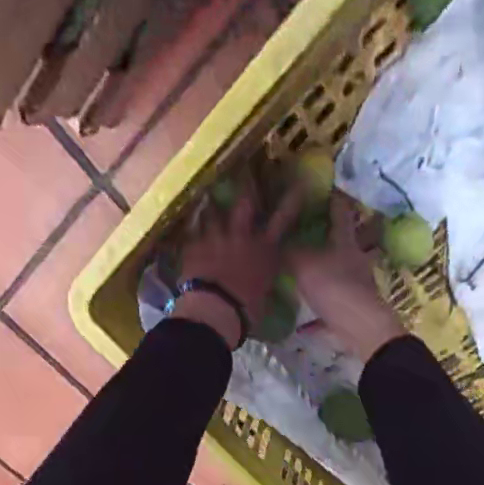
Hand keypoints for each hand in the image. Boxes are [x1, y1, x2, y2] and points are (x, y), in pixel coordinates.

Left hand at [171, 176, 301, 346]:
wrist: (215, 310)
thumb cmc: (246, 311)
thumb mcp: (264, 296)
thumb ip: (263, 282)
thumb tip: (262, 286)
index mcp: (265, 251)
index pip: (283, 220)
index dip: (291, 201)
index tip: (298, 185)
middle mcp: (242, 237)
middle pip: (244, 205)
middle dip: (245, 188)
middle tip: (242, 173)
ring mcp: (216, 238)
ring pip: (212, 213)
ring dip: (210, 205)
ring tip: (207, 196)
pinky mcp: (193, 246)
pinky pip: (190, 231)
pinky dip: (189, 228)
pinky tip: (185, 224)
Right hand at [289, 196, 408, 361]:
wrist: (360, 327)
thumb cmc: (334, 288)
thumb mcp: (304, 265)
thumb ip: (290, 252)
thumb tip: (277, 241)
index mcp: (345, 244)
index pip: (341, 215)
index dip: (335, 201)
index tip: (331, 190)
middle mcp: (355, 261)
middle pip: (351, 242)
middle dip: (342, 236)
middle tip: (327, 231)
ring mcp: (358, 285)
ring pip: (346, 272)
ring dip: (335, 270)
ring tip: (317, 271)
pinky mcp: (354, 308)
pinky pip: (335, 305)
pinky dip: (322, 310)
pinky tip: (306, 323)